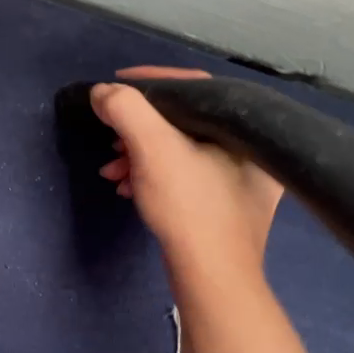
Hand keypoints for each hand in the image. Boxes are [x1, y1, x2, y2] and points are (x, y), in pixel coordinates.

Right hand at [90, 66, 283, 278]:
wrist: (212, 273)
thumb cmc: (188, 205)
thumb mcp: (151, 149)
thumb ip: (125, 110)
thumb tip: (103, 92)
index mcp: (242, 125)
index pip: (192, 84)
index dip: (149, 80)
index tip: (113, 84)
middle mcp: (250, 145)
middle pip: (182, 119)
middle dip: (136, 127)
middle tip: (110, 139)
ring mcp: (244, 175)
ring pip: (181, 147)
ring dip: (139, 153)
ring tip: (114, 171)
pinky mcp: (229, 200)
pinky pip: (186, 170)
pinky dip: (153, 173)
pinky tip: (131, 187)